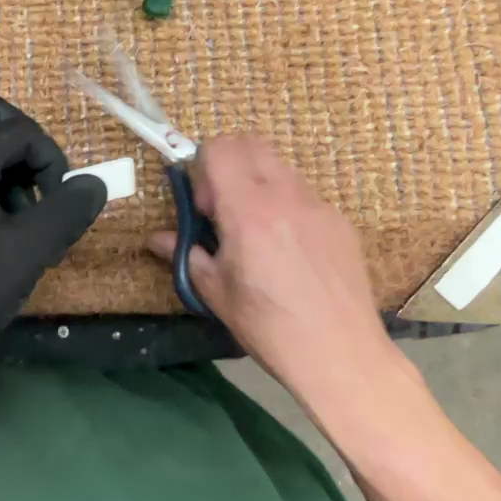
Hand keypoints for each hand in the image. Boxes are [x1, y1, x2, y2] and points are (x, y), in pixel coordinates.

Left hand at [0, 96, 106, 431]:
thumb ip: (65, 210)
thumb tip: (95, 183)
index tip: (60, 203)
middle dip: (30, 151)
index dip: (51, 159)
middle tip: (43, 194)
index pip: (19, 129)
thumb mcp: (26, 252)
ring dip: (16, 174)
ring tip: (29, 228)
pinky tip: (8, 238)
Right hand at [147, 136, 391, 396]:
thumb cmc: (269, 327)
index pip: (220, 149)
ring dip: (257, 181)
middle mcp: (285, 196)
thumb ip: (186, 255)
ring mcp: (318, 205)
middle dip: (228, 163)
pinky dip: (285, 203)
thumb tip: (158, 239)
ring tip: (255, 228)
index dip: (202, 168)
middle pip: (250, 144)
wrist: (342, 357)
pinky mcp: (340, 221)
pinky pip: (304, 193)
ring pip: (279, 166)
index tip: (204, 206)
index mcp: (249, 212)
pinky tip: (287, 248)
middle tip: (223, 207)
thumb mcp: (216, 292)